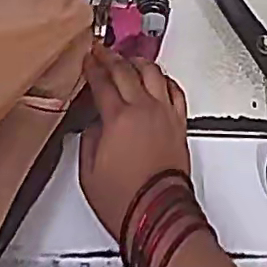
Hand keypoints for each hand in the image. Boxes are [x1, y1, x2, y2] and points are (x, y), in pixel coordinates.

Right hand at [77, 46, 191, 240]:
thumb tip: (95, 125)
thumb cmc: (126, 199)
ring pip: (153, 73)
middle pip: (126, 71)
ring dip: (138, 62)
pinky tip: (160, 78)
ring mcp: (164, 114)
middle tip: (102, 52)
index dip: (92, 68)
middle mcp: (144, 110)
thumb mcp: (88, 171)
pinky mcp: (179, 124)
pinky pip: (175, 91)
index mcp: (118, 119)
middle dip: (111, 58)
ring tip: (130, 59)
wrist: (157, 215)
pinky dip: (165, 80)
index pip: (102, 82)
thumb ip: (90, 138)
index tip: (88, 60)